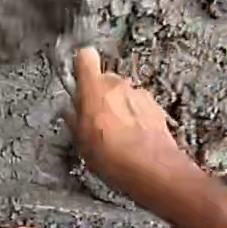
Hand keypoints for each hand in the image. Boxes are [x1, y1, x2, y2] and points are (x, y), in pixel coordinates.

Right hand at [68, 47, 202, 203]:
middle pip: (104, 79)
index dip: (81, 66)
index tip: (78, 81)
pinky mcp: (155, 106)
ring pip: (122, 93)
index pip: (85, 58)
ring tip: (115, 134)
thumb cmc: (112, 156)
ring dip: (118, 107)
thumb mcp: (81, 143)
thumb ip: (75, 121)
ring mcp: (139, 94)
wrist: (151, 169)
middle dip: (99, 95)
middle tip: (94, 120)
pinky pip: (138, 105)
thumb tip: (71, 114)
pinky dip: (134, 116)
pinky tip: (131, 137)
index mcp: (94, 89)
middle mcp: (118, 85)